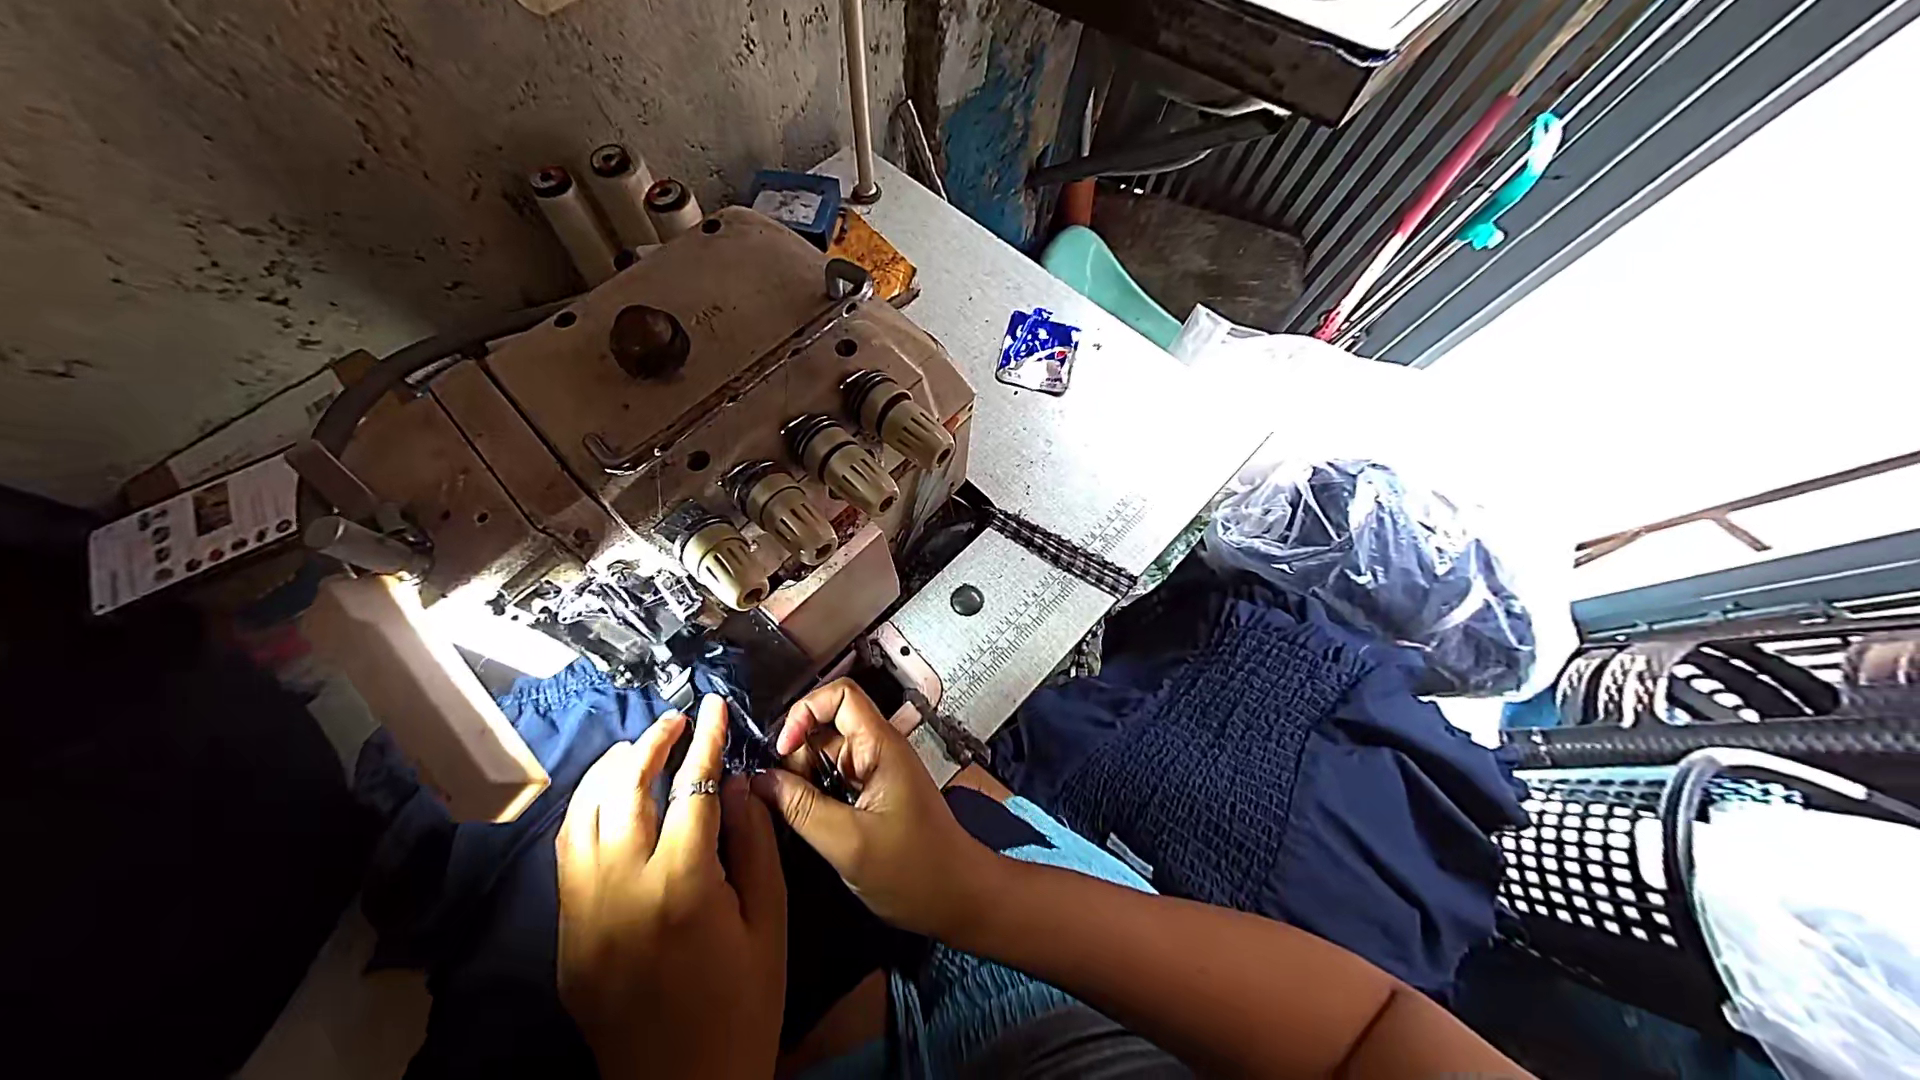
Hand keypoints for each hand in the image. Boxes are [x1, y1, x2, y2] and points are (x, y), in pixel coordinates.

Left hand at [556, 695, 786, 1078]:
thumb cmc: (744, 1002)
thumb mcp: (769, 918)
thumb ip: (754, 841)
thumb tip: (735, 781)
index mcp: (681, 886)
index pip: (692, 789)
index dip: (705, 741)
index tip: (712, 706)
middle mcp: (621, 890)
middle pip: (626, 791)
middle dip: (653, 744)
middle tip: (677, 719)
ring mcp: (583, 912)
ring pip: (584, 815)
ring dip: (612, 770)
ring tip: (642, 746)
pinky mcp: (567, 933)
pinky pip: (568, 852)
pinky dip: (587, 809)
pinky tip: (611, 796)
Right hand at [751, 679, 997, 939]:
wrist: (957, 897)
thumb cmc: (918, 871)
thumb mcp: (849, 843)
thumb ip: (801, 809)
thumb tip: (761, 782)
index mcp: (881, 746)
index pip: (840, 695)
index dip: (804, 712)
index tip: (783, 750)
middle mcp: (878, 750)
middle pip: (824, 727)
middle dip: (796, 756)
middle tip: (786, 797)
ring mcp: (875, 771)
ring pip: (824, 756)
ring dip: (803, 780)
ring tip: (799, 816)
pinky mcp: (871, 793)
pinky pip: (833, 780)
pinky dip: (815, 796)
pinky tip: (811, 823)